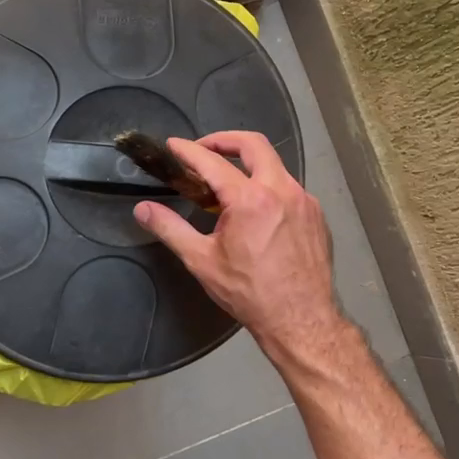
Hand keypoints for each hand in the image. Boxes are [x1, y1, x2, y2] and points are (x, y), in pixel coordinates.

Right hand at [132, 131, 342, 358]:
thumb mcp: (200, 260)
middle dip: (225, 140)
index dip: (188, 150)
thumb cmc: (247, 291)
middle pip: (254, 145)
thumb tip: (143, 209)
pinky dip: (266, 187)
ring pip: (274, 166)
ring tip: (225, 186)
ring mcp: (304, 201)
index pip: (213, 162)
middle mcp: (282, 190)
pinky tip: (253, 212)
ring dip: (247, 165)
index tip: (172, 145)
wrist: (299, 318)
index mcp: (250, 199)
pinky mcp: (315, 215)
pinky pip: (288, 188)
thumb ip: (170, 228)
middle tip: (203, 149)